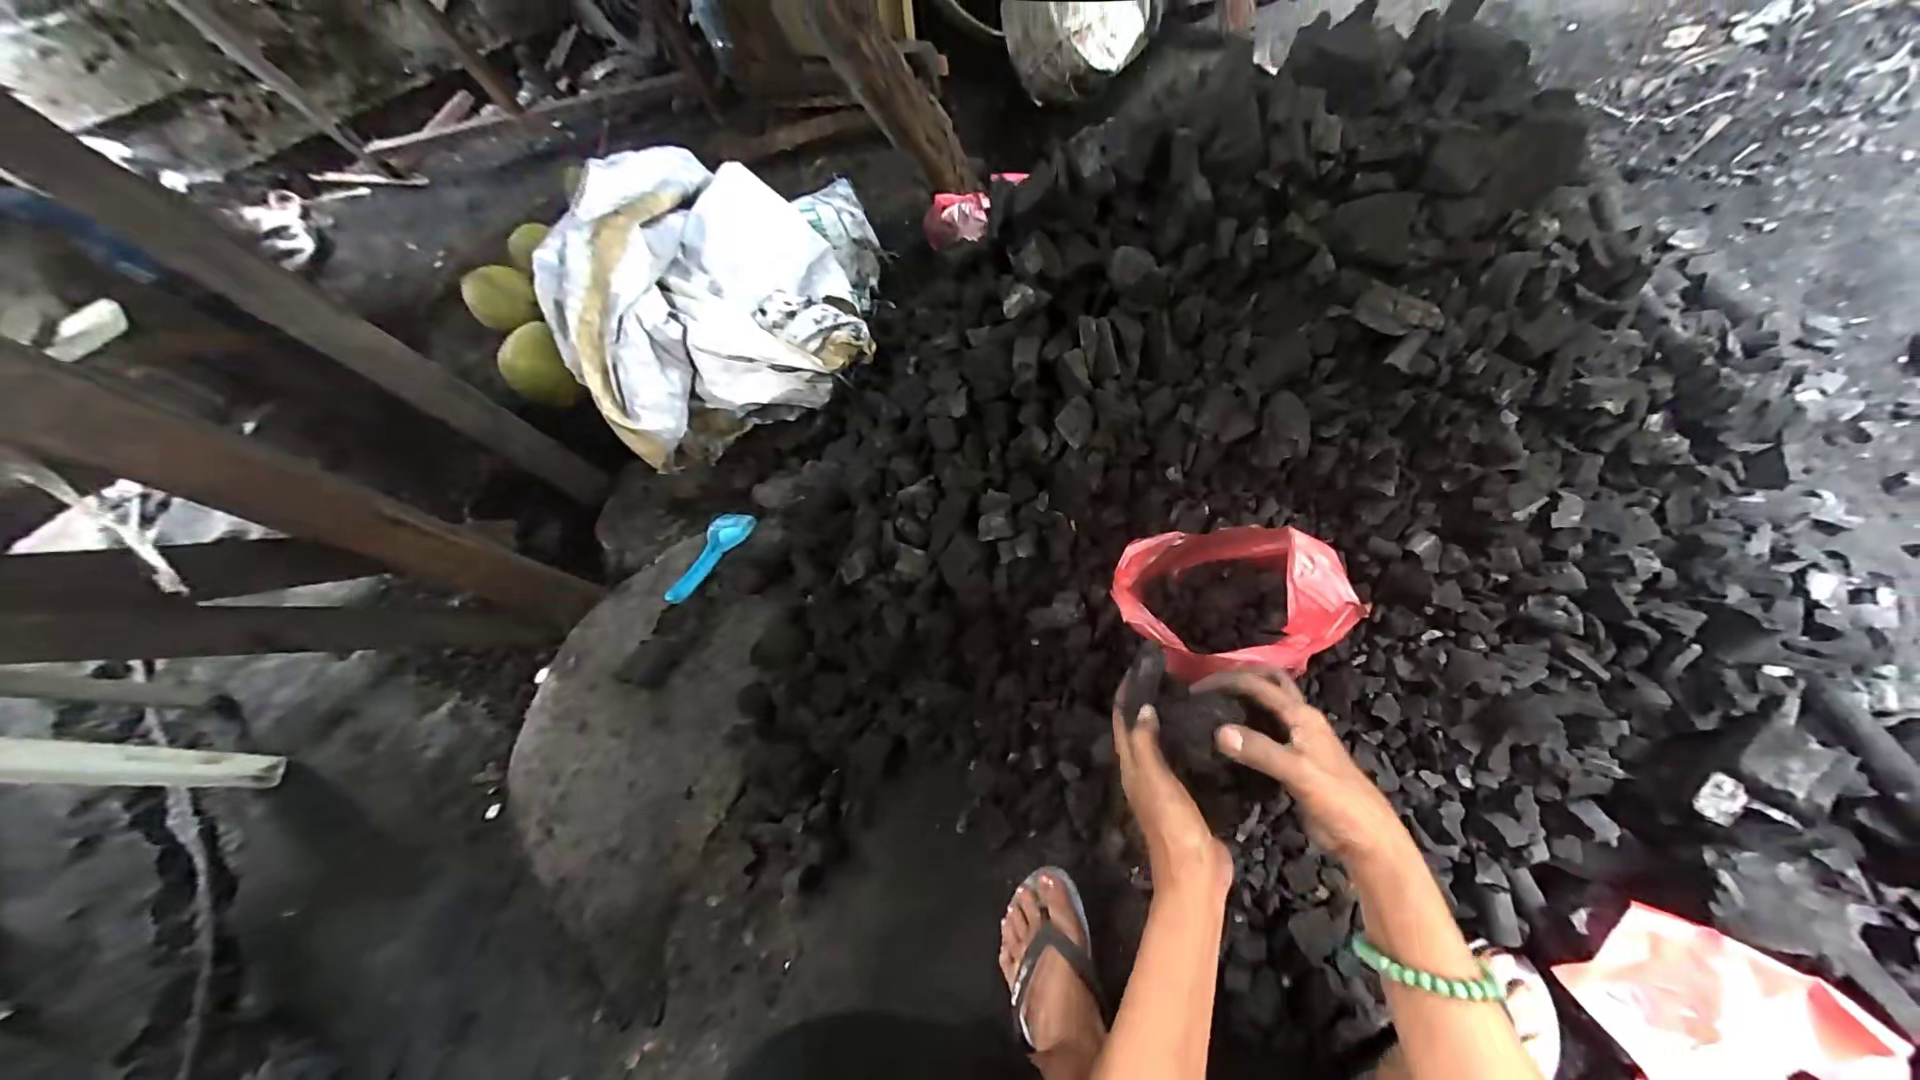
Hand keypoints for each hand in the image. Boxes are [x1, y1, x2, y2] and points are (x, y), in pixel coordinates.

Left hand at [1112, 682, 1229, 897]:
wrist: (1196, 874)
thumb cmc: (1172, 825)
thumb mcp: (1156, 780)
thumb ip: (1146, 745)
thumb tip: (1141, 707)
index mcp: (1130, 766)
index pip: (1121, 719)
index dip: (1127, 692)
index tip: (1141, 666)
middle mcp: (1141, 770)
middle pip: (1136, 726)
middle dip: (1144, 699)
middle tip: (1166, 674)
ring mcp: (1162, 782)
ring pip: (1157, 739)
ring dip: (1163, 716)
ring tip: (1184, 693)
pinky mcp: (1183, 793)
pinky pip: (1178, 756)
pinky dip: (1182, 738)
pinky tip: (1201, 730)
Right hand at [1192, 668, 1413, 867]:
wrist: (1368, 840)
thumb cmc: (1338, 802)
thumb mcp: (1298, 774)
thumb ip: (1260, 751)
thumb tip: (1218, 731)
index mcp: (1303, 715)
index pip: (1259, 684)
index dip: (1226, 681)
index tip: (1194, 690)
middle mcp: (1300, 719)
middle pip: (1268, 683)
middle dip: (1237, 677)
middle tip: (1205, 687)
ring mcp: (1298, 739)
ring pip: (1267, 705)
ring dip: (1242, 698)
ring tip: (1210, 705)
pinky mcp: (1293, 759)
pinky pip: (1265, 731)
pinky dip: (1246, 724)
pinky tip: (1226, 736)